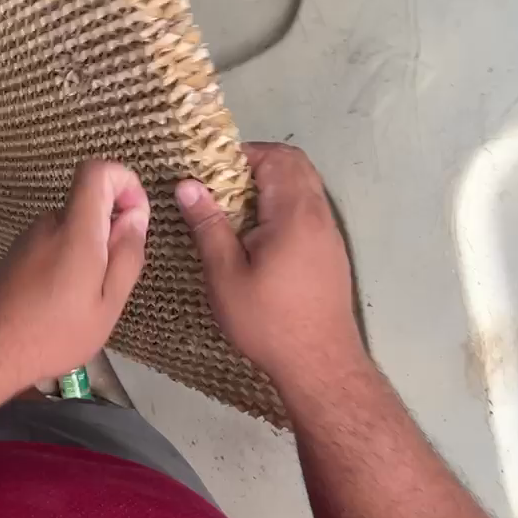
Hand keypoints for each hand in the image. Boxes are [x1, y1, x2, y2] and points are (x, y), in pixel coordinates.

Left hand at [0, 159, 148, 387]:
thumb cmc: (53, 335)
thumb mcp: (107, 305)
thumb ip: (127, 257)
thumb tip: (137, 217)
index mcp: (75, 231)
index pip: (97, 171)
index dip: (124, 182)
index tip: (135, 219)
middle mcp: (47, 224)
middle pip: (87, 204)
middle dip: (109, 231)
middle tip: (111, 281)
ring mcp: (26, 239)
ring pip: (70, 229)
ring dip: (87, 253)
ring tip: (84, 300)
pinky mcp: (14, 256)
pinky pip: (52, 245)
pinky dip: (66, 263)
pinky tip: (60, 304)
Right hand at [174, 143, 365, 387]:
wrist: (319, 363)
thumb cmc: (267, 320)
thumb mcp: (225, 275)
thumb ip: (208, 226)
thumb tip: (188, 185)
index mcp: (293, 213)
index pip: (276, 158)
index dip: (241, 154)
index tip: (209, 171)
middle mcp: (318, 215)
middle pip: (294, 165)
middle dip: (255, 165)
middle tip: (218, 187)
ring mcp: (329, 233)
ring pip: (303, 188)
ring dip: (268, 186)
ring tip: (231, 212)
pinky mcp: (329, 252)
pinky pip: (306, 210)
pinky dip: (280, 207)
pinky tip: (255, 237)